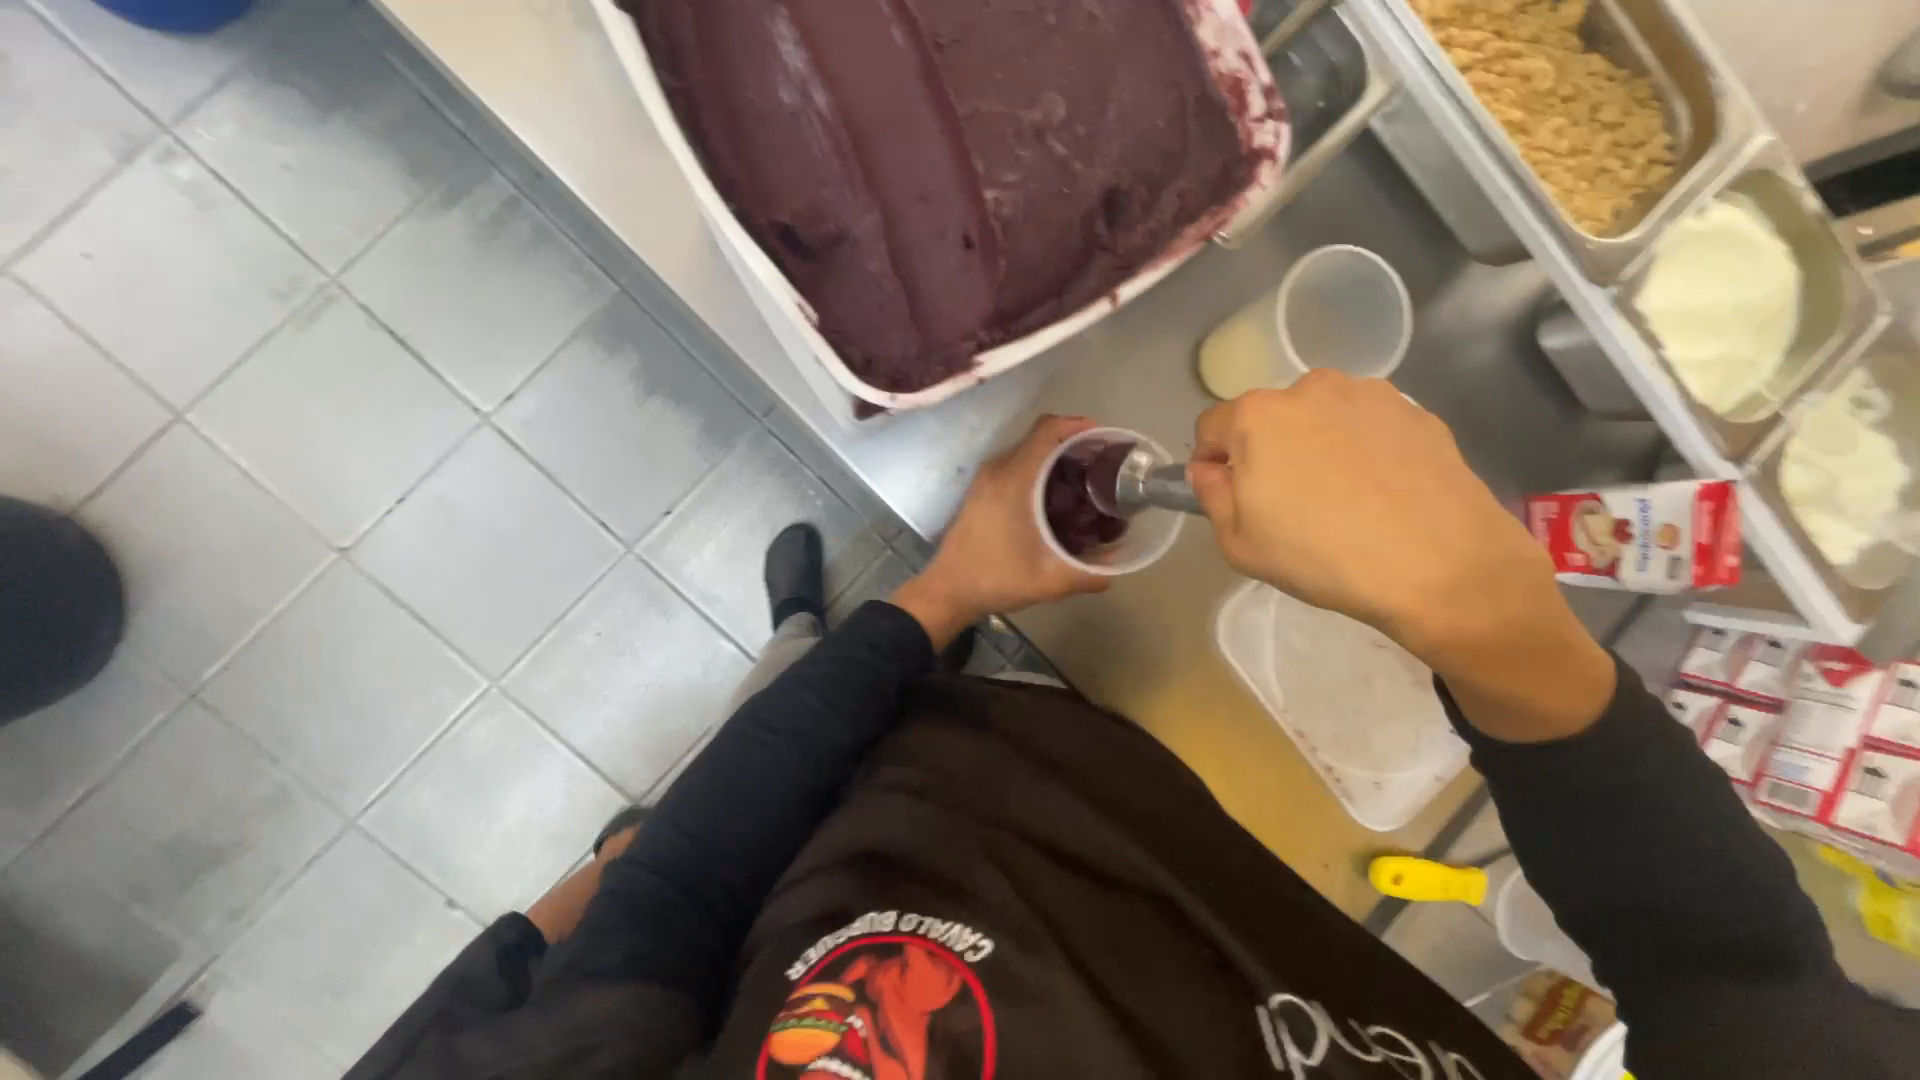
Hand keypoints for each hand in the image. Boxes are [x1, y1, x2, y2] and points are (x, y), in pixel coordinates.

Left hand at [893, 415, 1111, 648]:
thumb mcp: (1049, 581)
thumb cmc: (996, 578)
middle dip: (1074, 445)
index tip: (1105, 440)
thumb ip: (1089, 575)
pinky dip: (1039, 470)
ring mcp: (986, 479)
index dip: (1079, 426)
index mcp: (1014, 479)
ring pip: (1027, 452)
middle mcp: (998, 470)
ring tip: (1086, 481)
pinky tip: (1057, 498)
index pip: (1047, 430)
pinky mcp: (981, 491)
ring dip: (1056, 458)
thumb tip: (1116, 570)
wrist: (948, 589)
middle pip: (1040, 438)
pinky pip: (1015, 466)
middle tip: (1103, 466)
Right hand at [1189, 372, 1613, 741]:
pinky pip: (1369, 427)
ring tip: (1343, 499)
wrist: (1442, 565)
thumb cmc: (1322, 557)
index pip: (1211, 426)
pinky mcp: (1417, 411)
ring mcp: (1370, 395)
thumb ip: (1212, 496)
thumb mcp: (1239, 544)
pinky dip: (1364, 450)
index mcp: (1257, 416)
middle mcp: (1310, 389)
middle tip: (1289, 504)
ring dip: (1317, 446)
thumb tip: (1212, 470)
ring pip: (1321, 418)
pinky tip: (1382, 494)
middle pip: (1268, 418)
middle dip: (1267, 452)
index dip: (1211, 463)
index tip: (1229, 497)